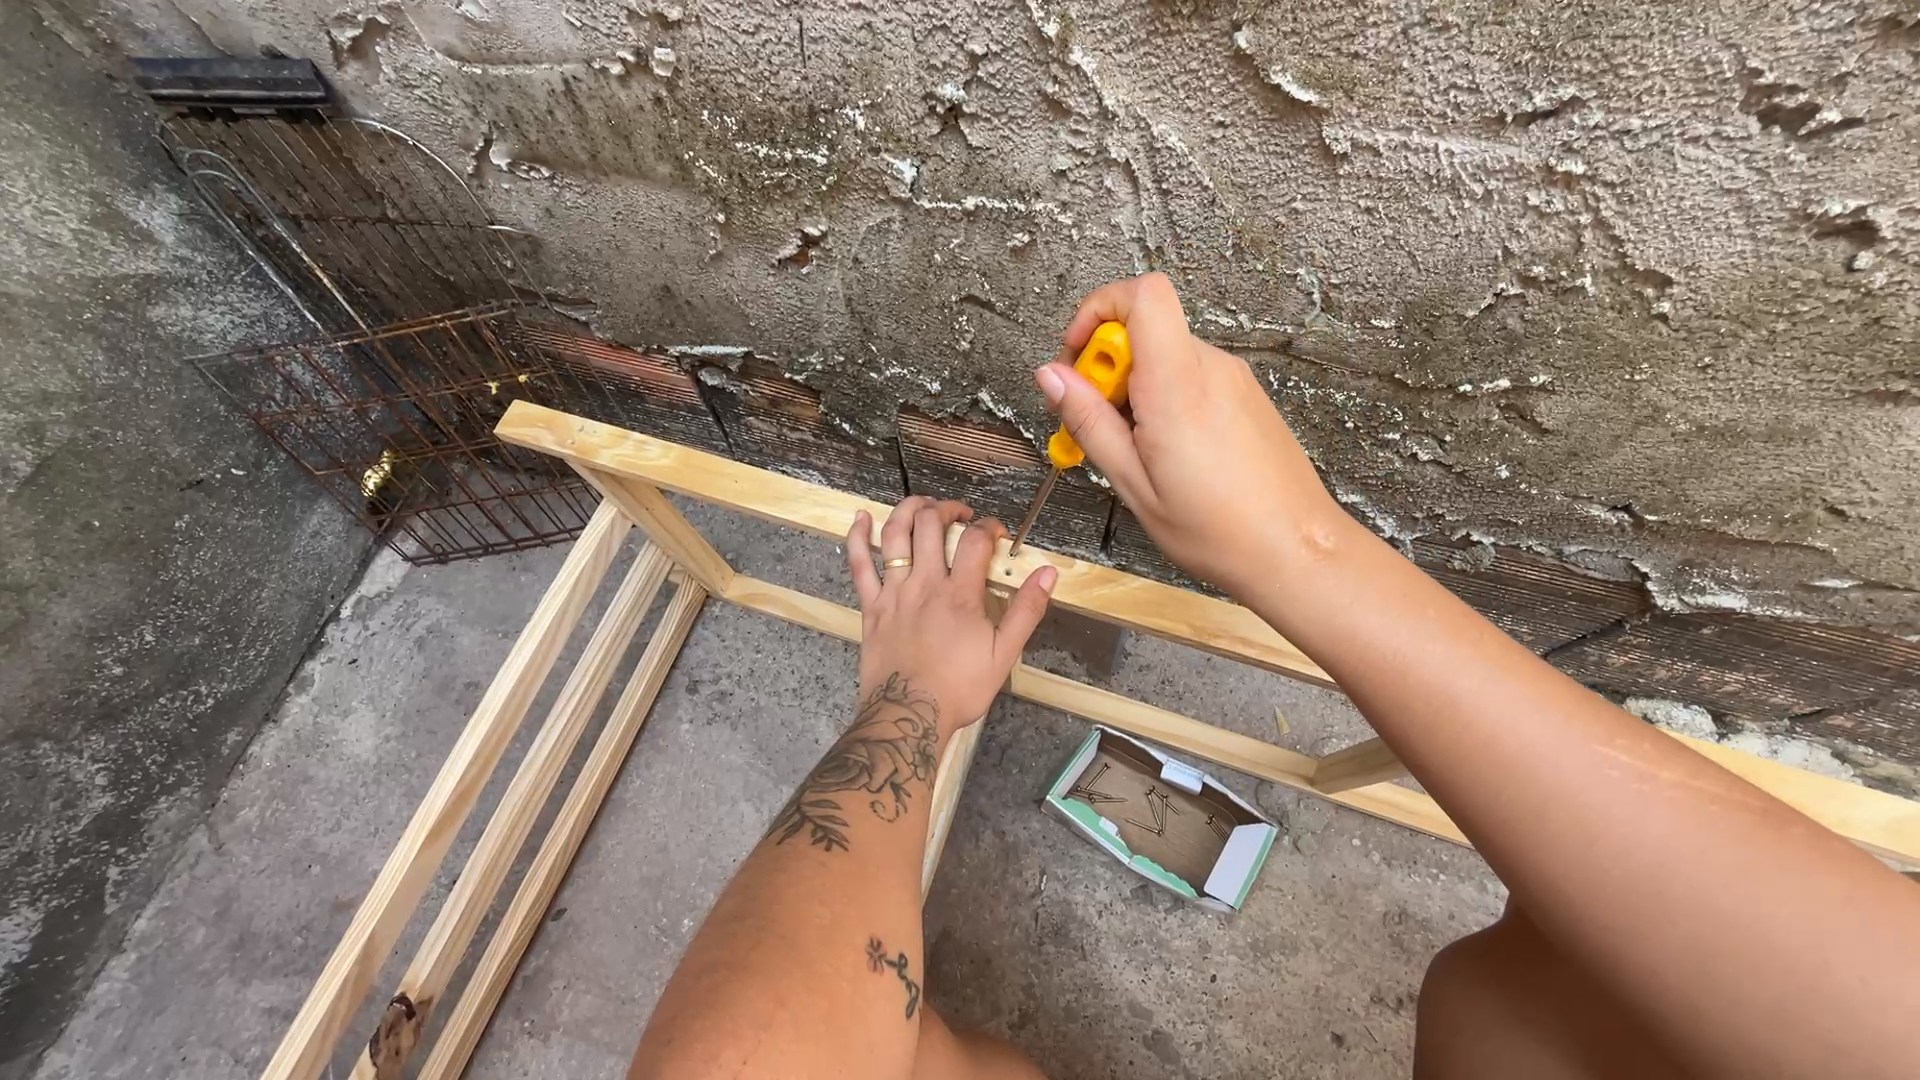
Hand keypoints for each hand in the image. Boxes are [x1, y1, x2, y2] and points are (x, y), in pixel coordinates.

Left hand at [845, 496, 1057, 729]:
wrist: (909, 715)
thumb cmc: (959, 688)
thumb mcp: (1004, 654)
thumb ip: (1026, 610)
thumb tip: (1047, 574)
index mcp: (960, 594)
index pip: (975, 540)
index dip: (988, 526)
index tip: (995, 533)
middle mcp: (924, 584)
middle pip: (931, 524)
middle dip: (948, 509)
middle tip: (960, 516)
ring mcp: (893, 592)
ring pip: (895, 533)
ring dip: (909, 509)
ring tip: (924, 504)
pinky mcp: (870, 606)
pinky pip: (859, 564)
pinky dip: (858, 536)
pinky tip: (861, 517)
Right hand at [1036, 273, 1342, 593]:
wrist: (1295, 550)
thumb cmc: (1220, 530)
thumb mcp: (1133, 484)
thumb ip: (1089, 421)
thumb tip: (1052, 377)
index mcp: (1179, 386)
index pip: (1142, 295)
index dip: (1098, 312)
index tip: (1077, 360)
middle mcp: (1211, 368)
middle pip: (1143, 328)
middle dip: (1105, 367)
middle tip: (1093, 424)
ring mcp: (1233, 378)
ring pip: (1162, 355)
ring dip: (1131, 389)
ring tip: (1130, 449)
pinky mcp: (1243, 394)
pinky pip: (1187, 374)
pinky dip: (1160, 398)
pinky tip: (1160, 449)